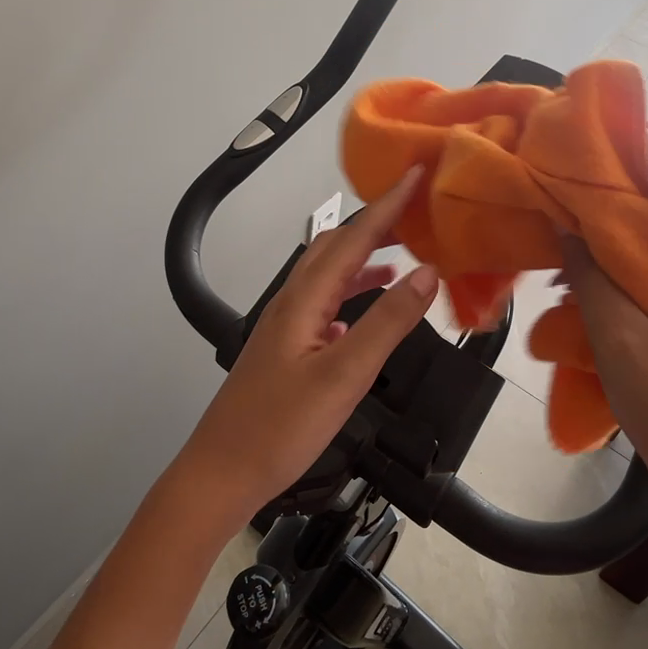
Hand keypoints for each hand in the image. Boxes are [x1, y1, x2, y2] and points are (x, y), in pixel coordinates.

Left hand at [177, 166, 438, 515]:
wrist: (222, 473)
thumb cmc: (277, 428)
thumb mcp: (344, 375)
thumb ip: (387, 322)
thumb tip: (426, 273)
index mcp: (304, 299)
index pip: (353, 237)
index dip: (387, 205)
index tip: (415, 175)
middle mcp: (292, 303)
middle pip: (335, 248)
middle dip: (374, 225)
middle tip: (413, 213)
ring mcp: (285, 327)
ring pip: (329, 277)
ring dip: (364, 261)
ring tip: (401, 260)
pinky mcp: (286, 350)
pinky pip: (324, 306)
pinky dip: (351, 297)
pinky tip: (365, 315)